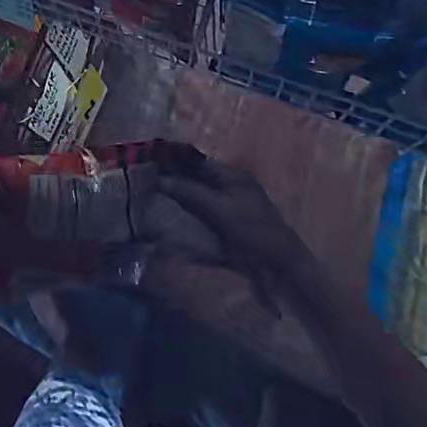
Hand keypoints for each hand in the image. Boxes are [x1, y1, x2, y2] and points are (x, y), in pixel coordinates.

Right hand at [159, 158, 315, 284]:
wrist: (279, 266)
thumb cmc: (252, 230)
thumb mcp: (219, 208)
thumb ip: (189, 191)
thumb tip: (160, 178)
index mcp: (233, 176)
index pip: (197, 161)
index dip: (175, 160)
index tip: (151, 163)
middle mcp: (229, 185)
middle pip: (195, 175)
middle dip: (174, 176)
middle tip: (147, 177)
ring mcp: (227, 202)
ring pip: (196, 191)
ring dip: (178, 191)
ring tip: (152, 190)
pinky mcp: (224, 219)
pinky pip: (199, 207)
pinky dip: (185, 205)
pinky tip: (168, 207)